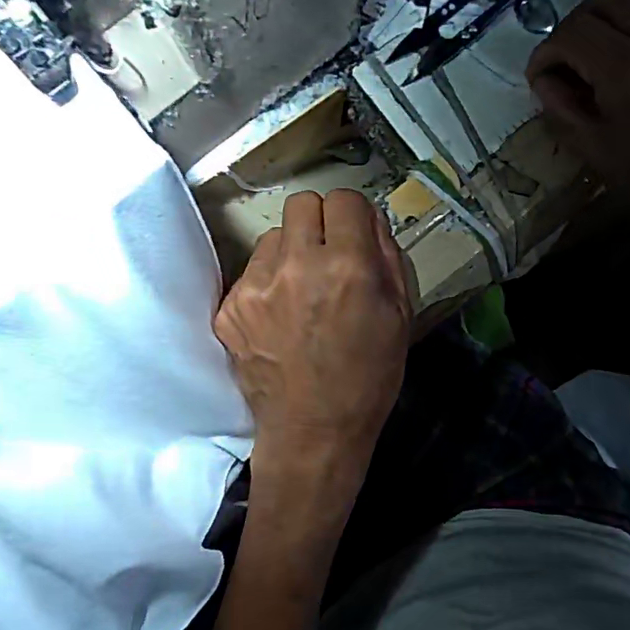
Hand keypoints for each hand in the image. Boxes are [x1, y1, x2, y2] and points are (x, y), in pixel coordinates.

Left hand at [214, 189, 413, 514]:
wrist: (312, 431)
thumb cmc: (367, 378)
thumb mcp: (399, 315)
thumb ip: (386, 256)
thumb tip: (368, 219)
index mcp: (347, 268)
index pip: (343, 199)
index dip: (352, 216)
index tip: (353, 236)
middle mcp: (297, 267)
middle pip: (302, 204)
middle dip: (319, 224)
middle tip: (327, 257)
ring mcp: (256, 287)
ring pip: (273, 236)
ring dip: (290, 253)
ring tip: (301, 293)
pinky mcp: (230, 308)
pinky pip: (251, 272)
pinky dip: (267, 284)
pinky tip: (279, 317)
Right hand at [526, 0, 629, 315]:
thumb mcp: (594, 151)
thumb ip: (560, 106)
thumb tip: (544, 76)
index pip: (573, 32)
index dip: (547, 51)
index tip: (542, 75)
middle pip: (605, 0)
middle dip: (574, 27)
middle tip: (568, 59)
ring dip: (609, 19)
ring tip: (603, 52)